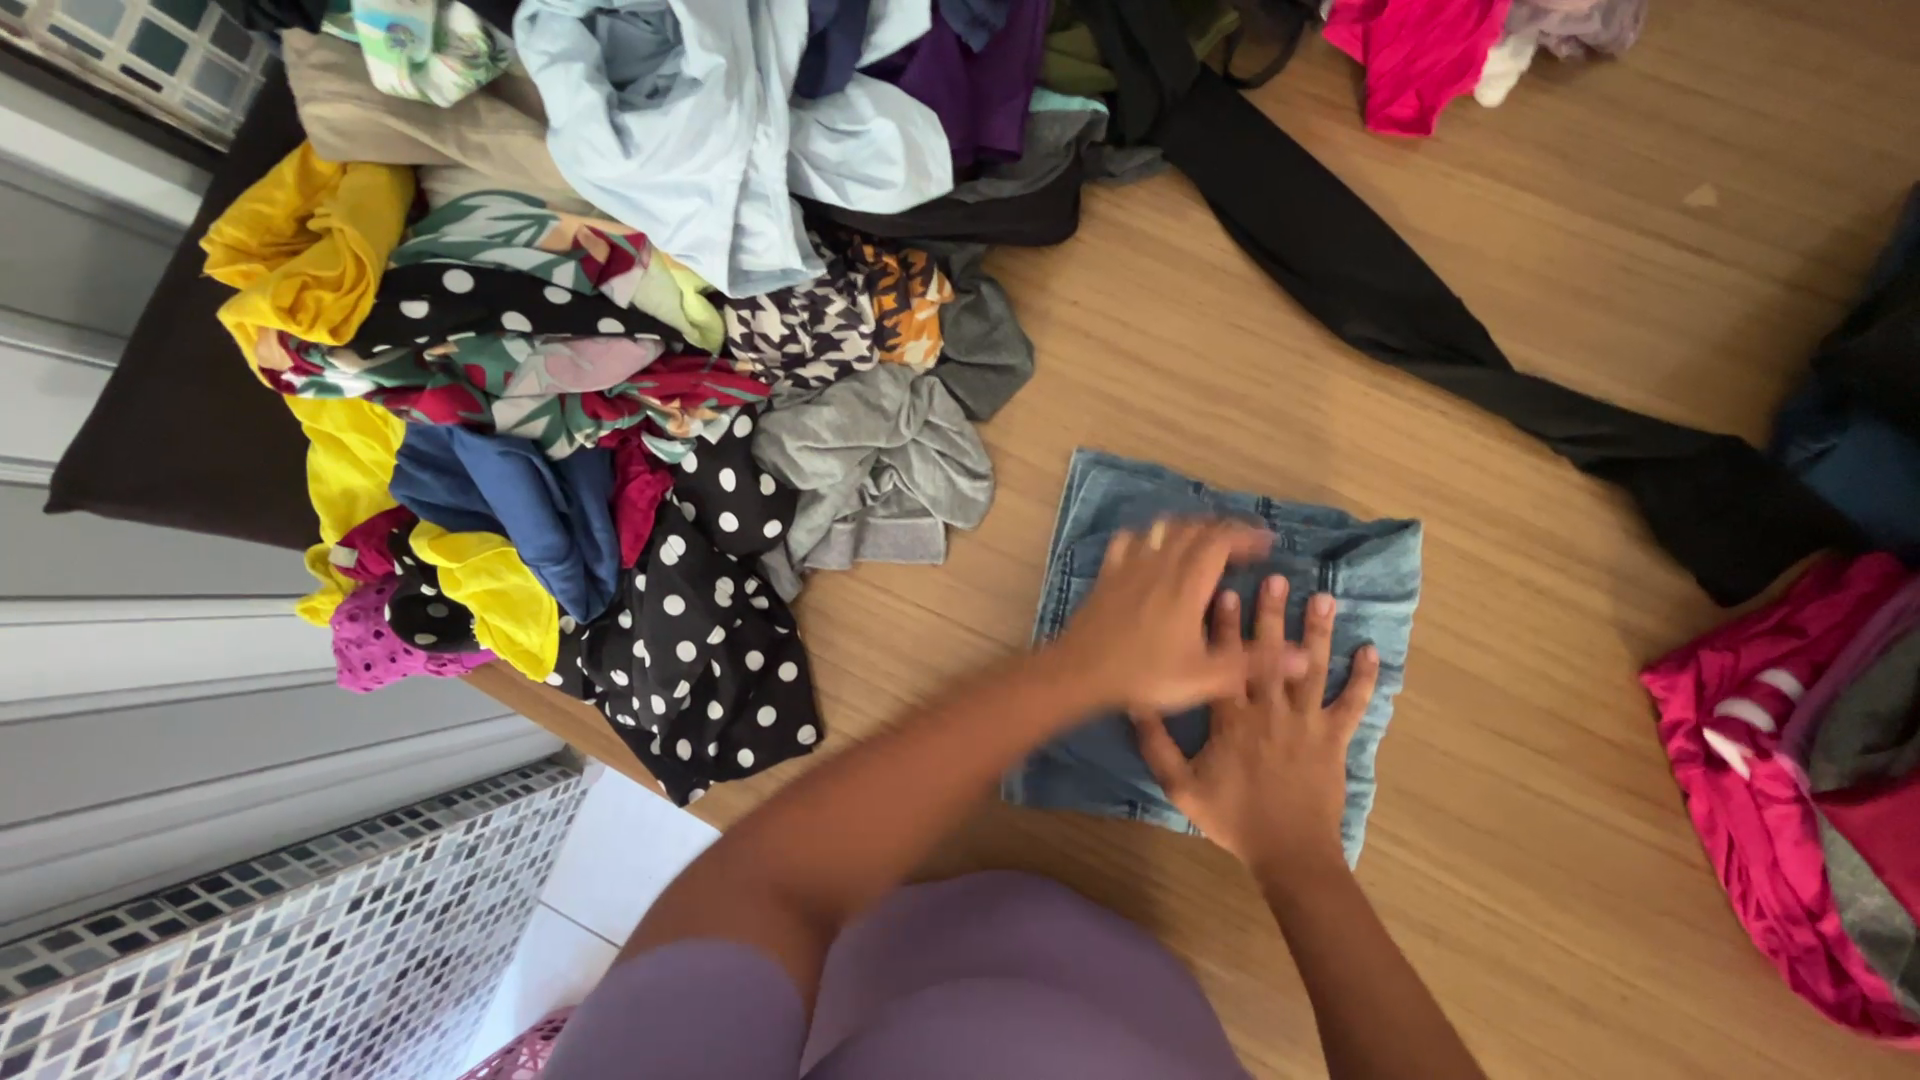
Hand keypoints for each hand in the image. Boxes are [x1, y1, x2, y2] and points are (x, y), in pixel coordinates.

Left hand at [1048, 518, 1273, 713]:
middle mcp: (1160, 564)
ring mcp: (1130, 566)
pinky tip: (1151, 546)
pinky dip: (1148, 535)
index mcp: (1187, 583)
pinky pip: (1130, 540)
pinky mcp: (1108, 574)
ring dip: (1189, 527)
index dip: (1247, 535)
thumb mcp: (1206, 676)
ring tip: (1204, 540)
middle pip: (1195, 529)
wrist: (1080, 672)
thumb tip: (1306, 656)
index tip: (1267, 542)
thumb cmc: (1145, 675)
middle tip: (1243, 543)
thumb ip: (1255, 663)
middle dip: (1223, 530)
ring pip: (1163, 528)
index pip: (1221, 540)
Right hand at [1132, 577, 1379, 876]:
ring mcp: (1306, 722)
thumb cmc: (1233, 818)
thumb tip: (1138, 705)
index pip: (1226, 663)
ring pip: (1311, 669)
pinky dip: (1363, 679)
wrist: (1288, 852)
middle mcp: (1269, 710)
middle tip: (1277, 580)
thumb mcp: (1181, 786)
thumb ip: (1156, 746)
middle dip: (1272, 614)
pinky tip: (1371, 651)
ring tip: (1323, 598)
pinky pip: (1352, 704)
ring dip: (1317, 632)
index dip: (1224, 627)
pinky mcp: (1335, 739)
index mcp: (1231, 718)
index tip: (1226, 592)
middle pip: (1269, 654)